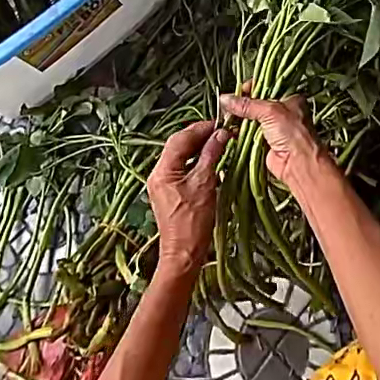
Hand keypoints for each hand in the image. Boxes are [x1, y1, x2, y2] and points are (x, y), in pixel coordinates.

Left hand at [147, 120, 229, 277]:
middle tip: (222, 132)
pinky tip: (211, 162)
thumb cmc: (193, 222)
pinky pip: (182, 169)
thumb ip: (211, 155)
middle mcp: (158, 174)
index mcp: (162, 170)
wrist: (183, 254)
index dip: (201, 128)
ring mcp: (162, 184)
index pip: (180, 138)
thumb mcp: (205, 183)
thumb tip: (221, 134)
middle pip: (178, 145)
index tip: (220, 124)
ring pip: (180, 156)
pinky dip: (196, 162)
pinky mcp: (170, 192)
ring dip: (199, 148)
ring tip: (219, 144)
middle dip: (200, 136)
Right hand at [218, 94, 342, 197]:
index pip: (266, 87)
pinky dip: (237, 133)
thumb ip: (247, 104)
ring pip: (249, 120)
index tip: (237, 90)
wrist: (299, 164)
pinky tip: (228, 131)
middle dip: (240, 105)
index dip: (251, 88)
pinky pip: (246, 135)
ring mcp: (272, 128)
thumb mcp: (270, 111)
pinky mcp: (263, 143)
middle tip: (227, 106)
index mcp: (289, 98)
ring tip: (225, 118)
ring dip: (237, 120)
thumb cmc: (292, 133)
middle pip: (255, 104)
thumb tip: (225, 99)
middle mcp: (281, 112)